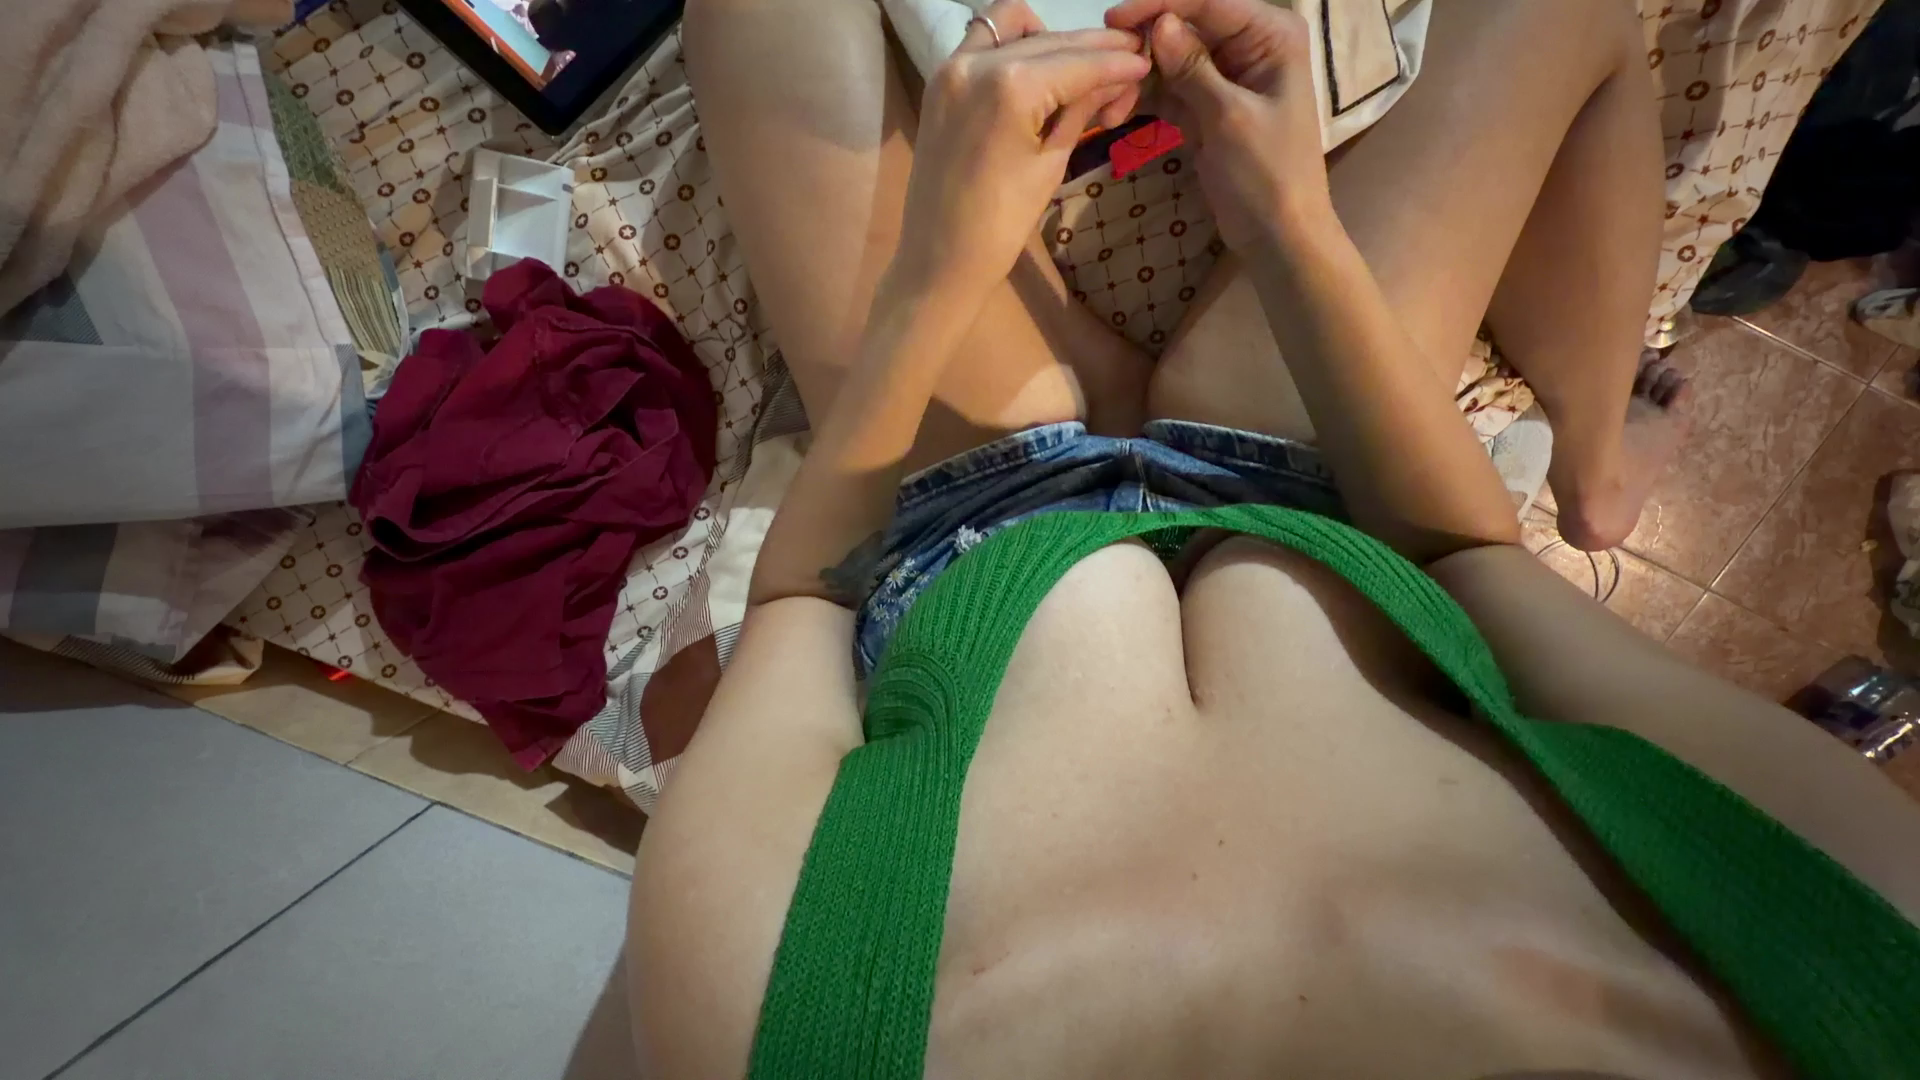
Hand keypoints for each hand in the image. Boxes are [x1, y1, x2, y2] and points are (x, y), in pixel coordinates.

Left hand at [896, 0, 1149, 298]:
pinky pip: (981, 40)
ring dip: (1050, 39)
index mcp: (1011, 87)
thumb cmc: (1000, 227)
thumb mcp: (1049, 166)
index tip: (1145, 61)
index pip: (1077, 63)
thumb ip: (1080, 112)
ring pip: (1013, 27)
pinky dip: (1011, 44)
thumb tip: (1118, 79)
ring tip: (1076, 69)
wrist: (940, 260)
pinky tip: (1034, 69)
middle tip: (1126, 63)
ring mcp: (952, 68)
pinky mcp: (939, 82)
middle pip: (1050, 41)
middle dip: (1091, 51)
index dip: (1117, 63)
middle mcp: (977, 62)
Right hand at [1106, 0, 1331, 249]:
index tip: (1114, 17)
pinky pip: (1170, 94)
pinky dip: (1145, 101)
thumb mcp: (1229, 117)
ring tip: (1106, 107)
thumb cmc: (1267, 174)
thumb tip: (1159, 24)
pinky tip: (1116, 112)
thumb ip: (1193, 69)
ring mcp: (1225, 81)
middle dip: (1144, 50)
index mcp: (1270, 34)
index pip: (1210, 1)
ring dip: (1139, 81)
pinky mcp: (1206, 112)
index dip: (1161, 5)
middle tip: (1105, 75)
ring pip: (1172, 63)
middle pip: (1187, 30)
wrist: (1277, 235)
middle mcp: (1249, 47)